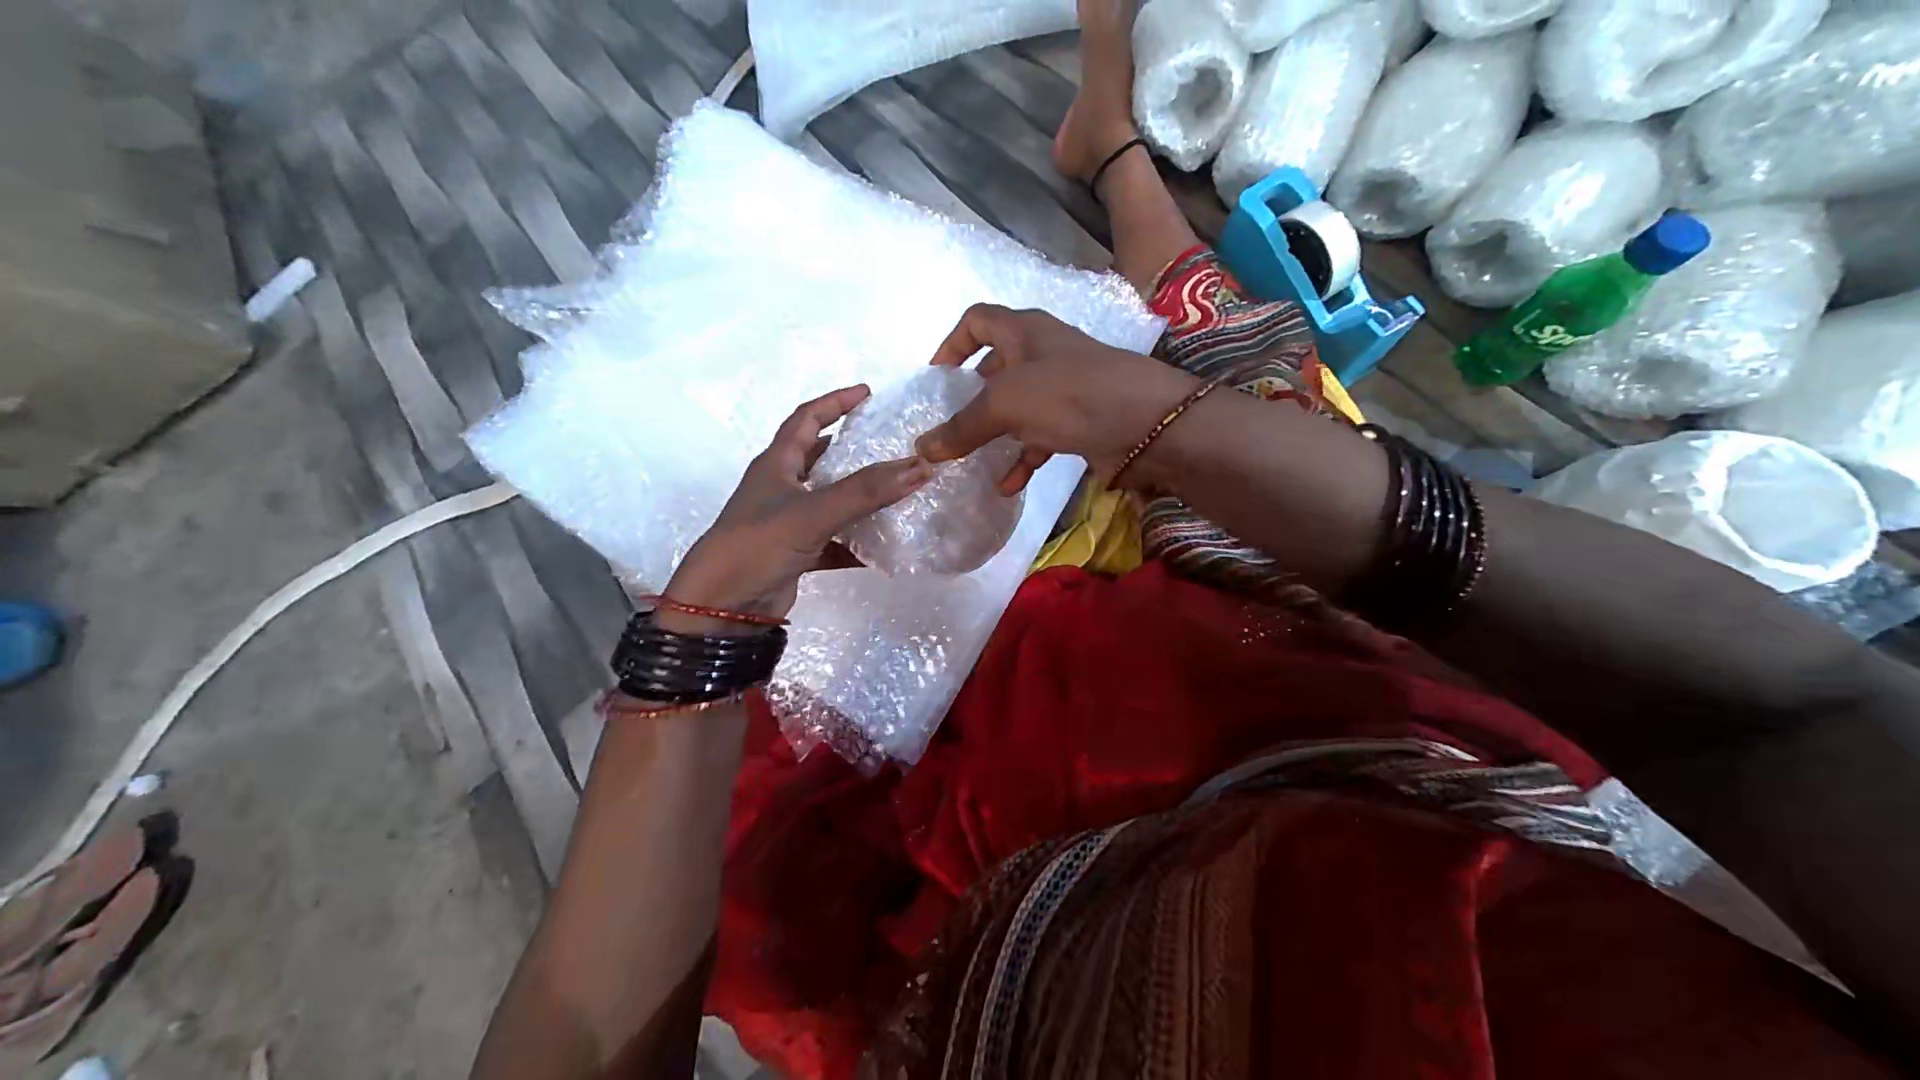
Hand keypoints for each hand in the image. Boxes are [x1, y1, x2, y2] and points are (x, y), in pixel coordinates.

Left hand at [660, 386, 932, 633]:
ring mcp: (788, 523)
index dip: (835, 402)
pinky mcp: (796, 554)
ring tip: (897, 490)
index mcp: (776, 465)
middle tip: (889, 444)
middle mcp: (781, 488)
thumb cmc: (757, 545)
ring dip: (860, 496)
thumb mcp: (812, 512)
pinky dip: (857, 542)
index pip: (806, 419)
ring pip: (830, 501)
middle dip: (852, 448)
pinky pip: (834, 540)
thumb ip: (866, 491)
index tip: (867, 393)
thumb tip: (921, 466)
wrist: (722, 608)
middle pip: (819, 458)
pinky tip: (885, 546)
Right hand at [913, 304, 1197, 493]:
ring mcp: (1064, 390)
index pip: (978, 321)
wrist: (1148, 423)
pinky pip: (1040, 438)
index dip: (952, 343)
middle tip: (950, 423)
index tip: (936, 377)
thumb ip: (962, 426)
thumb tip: (922, 448)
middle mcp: (1043, 354)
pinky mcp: (1080, 422)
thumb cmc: (1070, 394)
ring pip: (1017, 408)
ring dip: (994, 435)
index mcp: (1024, 331)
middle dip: (972, 396)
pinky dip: (1022, 459)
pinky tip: (1007, 486)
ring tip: (970, 461)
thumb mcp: (1006, 404)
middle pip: (997, 368)